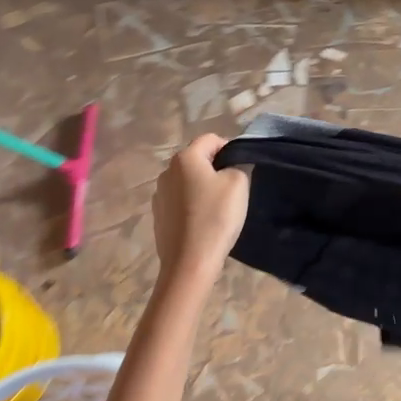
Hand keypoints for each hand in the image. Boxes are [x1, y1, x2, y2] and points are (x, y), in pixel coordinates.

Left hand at [150, 134, 250, 286]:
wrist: (190, 262)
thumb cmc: (216, 217)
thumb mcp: (239, 183)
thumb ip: (239, 165)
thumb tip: (234, 164)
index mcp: (185, 158)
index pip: (211, 139)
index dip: (230, 149)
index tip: (242, 169)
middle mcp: (166, 171)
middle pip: (197, 159)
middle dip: (216, 168)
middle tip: (234, 189)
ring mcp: (159, 195)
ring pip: (188, 181)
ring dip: (203, 187)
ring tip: (218, 208)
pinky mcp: (158, 216)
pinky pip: (180, 201)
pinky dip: (193, 205)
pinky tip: (203, 222)